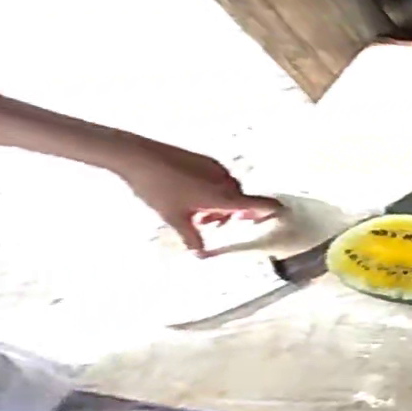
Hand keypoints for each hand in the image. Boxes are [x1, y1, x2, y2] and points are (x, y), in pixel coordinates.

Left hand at [109, 136, 279, 254]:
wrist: (137, 156)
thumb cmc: (158, 189)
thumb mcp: (173, 217)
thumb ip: (191, 237)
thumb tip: (200, 254)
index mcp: (228, 198)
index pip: (266, 205)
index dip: (274, 213)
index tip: (273, 219)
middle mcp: (230, 183)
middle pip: (242, 201)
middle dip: (229, 213)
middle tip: (205, 221)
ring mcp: (219, 170)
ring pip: (229, 190)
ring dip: (218, 201)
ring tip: (191, 206)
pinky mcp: (207, 161)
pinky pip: (217, 178)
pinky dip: (210, 187)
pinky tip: (185, 190)